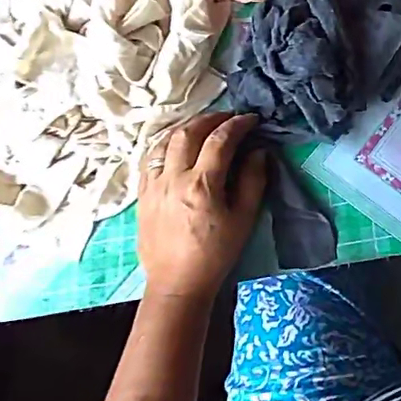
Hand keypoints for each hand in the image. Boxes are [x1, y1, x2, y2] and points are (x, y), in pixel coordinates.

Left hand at [137, 112, 267, 301]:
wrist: (177, 282)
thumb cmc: (216, 253)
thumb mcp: (244, 218)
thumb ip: (253, 180)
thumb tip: (258, 152)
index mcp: (202, 184)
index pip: (221, 140)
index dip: (238, 124)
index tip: (252, 119)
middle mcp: (173, 178)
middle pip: (189, 132)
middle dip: (211, 118)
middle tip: (229, 117)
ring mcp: (153, 185)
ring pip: (165, 140)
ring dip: (187, 126)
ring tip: (204, 126)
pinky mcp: (142, 193)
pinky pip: (150, 157)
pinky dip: (167, 143)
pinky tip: (178, 145)